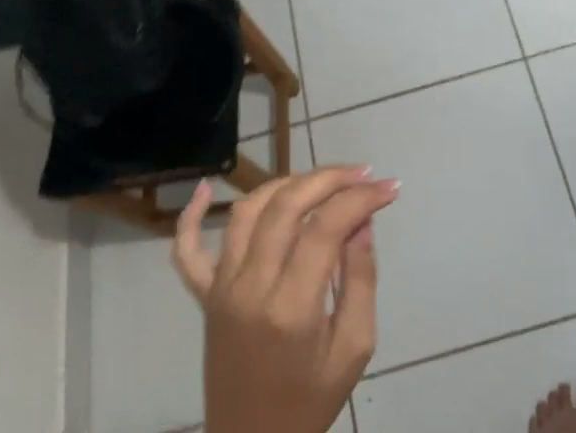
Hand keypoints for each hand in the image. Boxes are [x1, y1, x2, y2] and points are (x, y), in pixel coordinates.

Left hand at [172, 167, 399, 432]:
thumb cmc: (311, 400)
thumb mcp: (354, 349)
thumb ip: (361, 280)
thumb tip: (362, 223)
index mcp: (291, 308)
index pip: (325, 228)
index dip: (360, 199)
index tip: (389, 188)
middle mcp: (250, 288)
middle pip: (286, 207)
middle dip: (329, 179)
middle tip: (362, 174)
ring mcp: (220, 289)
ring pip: (247, 212)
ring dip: (286, 184)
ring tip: (322, 181)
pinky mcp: (204, 296)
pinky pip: (186, 250)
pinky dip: (191, 215)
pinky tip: (209, 187)